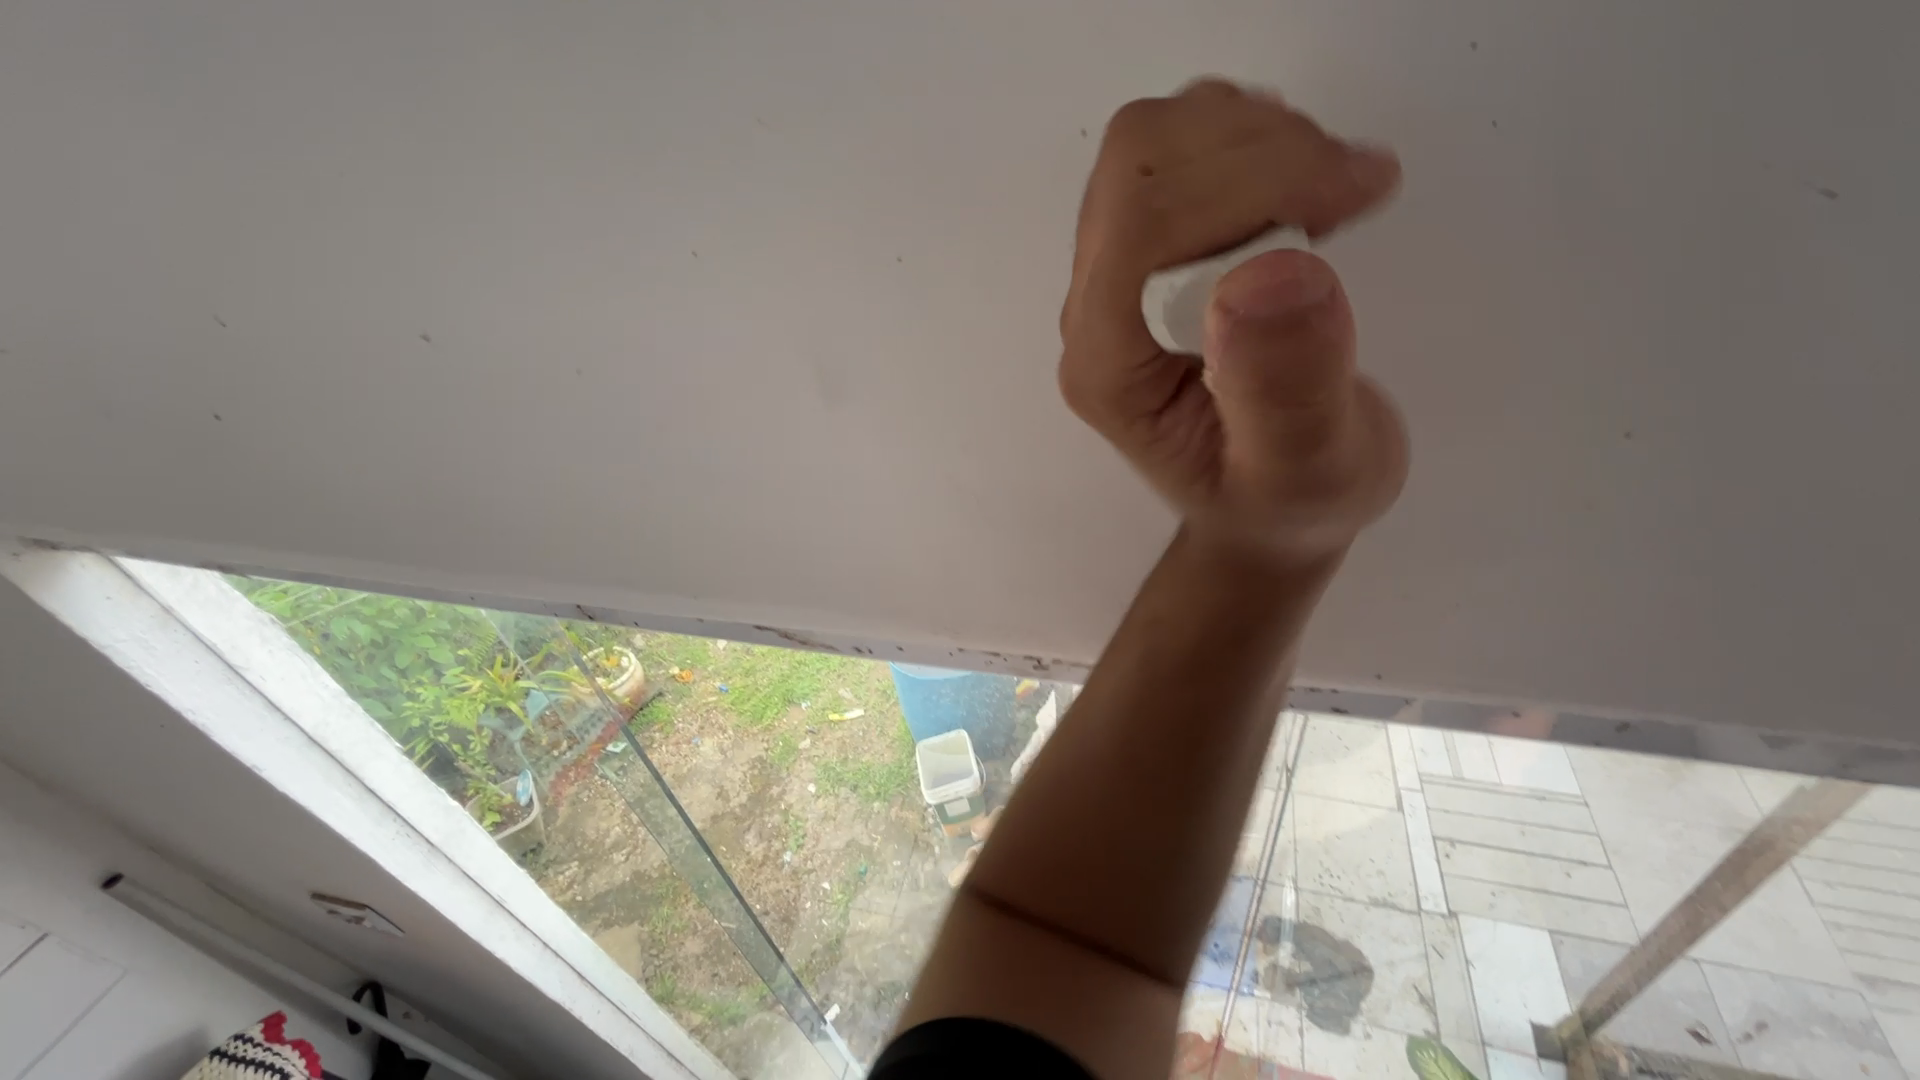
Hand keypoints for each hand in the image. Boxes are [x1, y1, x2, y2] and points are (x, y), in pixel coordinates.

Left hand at [1059, 79, 1408, 561]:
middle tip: (1349, 196)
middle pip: (1139, 165)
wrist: (1265, 509)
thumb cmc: (1284, 505)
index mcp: (1111, 369)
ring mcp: (1112, 276)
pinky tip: (1298, 192)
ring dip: (1252, 138)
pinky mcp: (1144, 252)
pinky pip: (1174, 151)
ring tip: (1327, 197)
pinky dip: (1246, 139)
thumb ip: (1286, 394)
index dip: (1246, 182)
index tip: (1352, 195)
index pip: (1142, 227)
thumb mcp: (1305, 473)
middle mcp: (1093, 312)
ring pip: (1151, 144)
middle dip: (1256, 151)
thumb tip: (1271, 276)